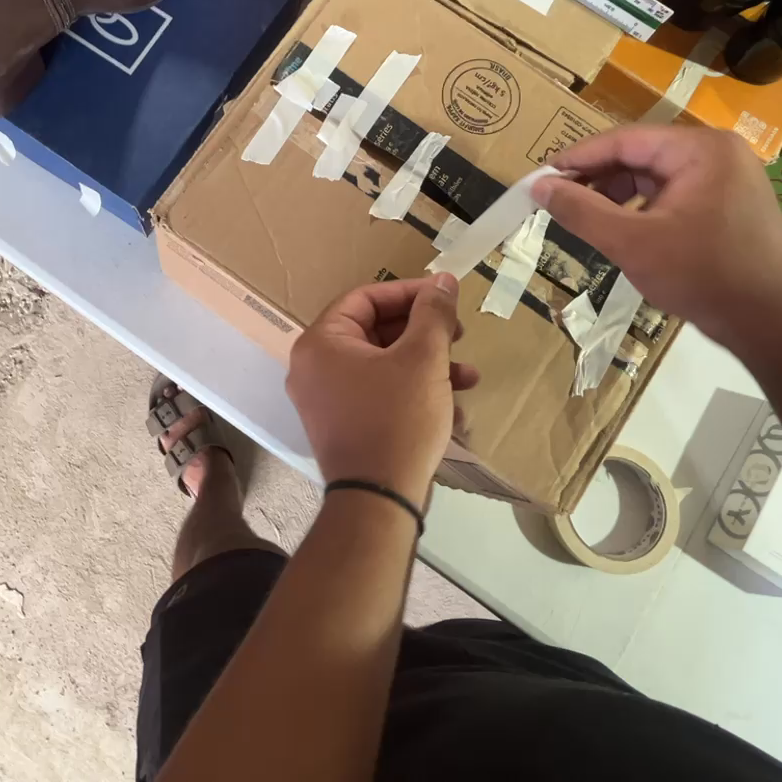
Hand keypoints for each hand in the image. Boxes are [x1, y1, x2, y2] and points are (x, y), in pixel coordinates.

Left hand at [285, 275, 480, 505]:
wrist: (377, 501)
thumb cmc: (396, 421)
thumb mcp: (423, 360)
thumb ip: (433, 314)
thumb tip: (442, 280)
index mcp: (319, 342)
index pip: (365, 298)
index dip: (410, 293)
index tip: (446, 297)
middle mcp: (313, 367)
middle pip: (374, 331)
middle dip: (424, 333)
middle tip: (460, 336)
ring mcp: (324, 399)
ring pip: (382, 365)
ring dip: (427, 366)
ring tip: (468, 377)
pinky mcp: (342, 425)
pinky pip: (378, 394)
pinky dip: (413, 393)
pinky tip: (454, 408)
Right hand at [531, 126, 781, 351]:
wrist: (770, 322)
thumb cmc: (701, 275)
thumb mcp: (630, 242)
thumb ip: (580, 210)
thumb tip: (538, 186)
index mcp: (700, 149)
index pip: (623, 140)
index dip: (577, 158)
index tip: (539, 177)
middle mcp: (717, 152)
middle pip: (638, 154)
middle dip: (595, 177)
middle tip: (557, 200)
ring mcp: (726, 177)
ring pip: (652, 174)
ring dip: (615, 193)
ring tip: (584, 218)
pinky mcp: (727, 202)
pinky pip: (670, 192)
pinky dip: (640, 206)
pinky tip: (619, 230)